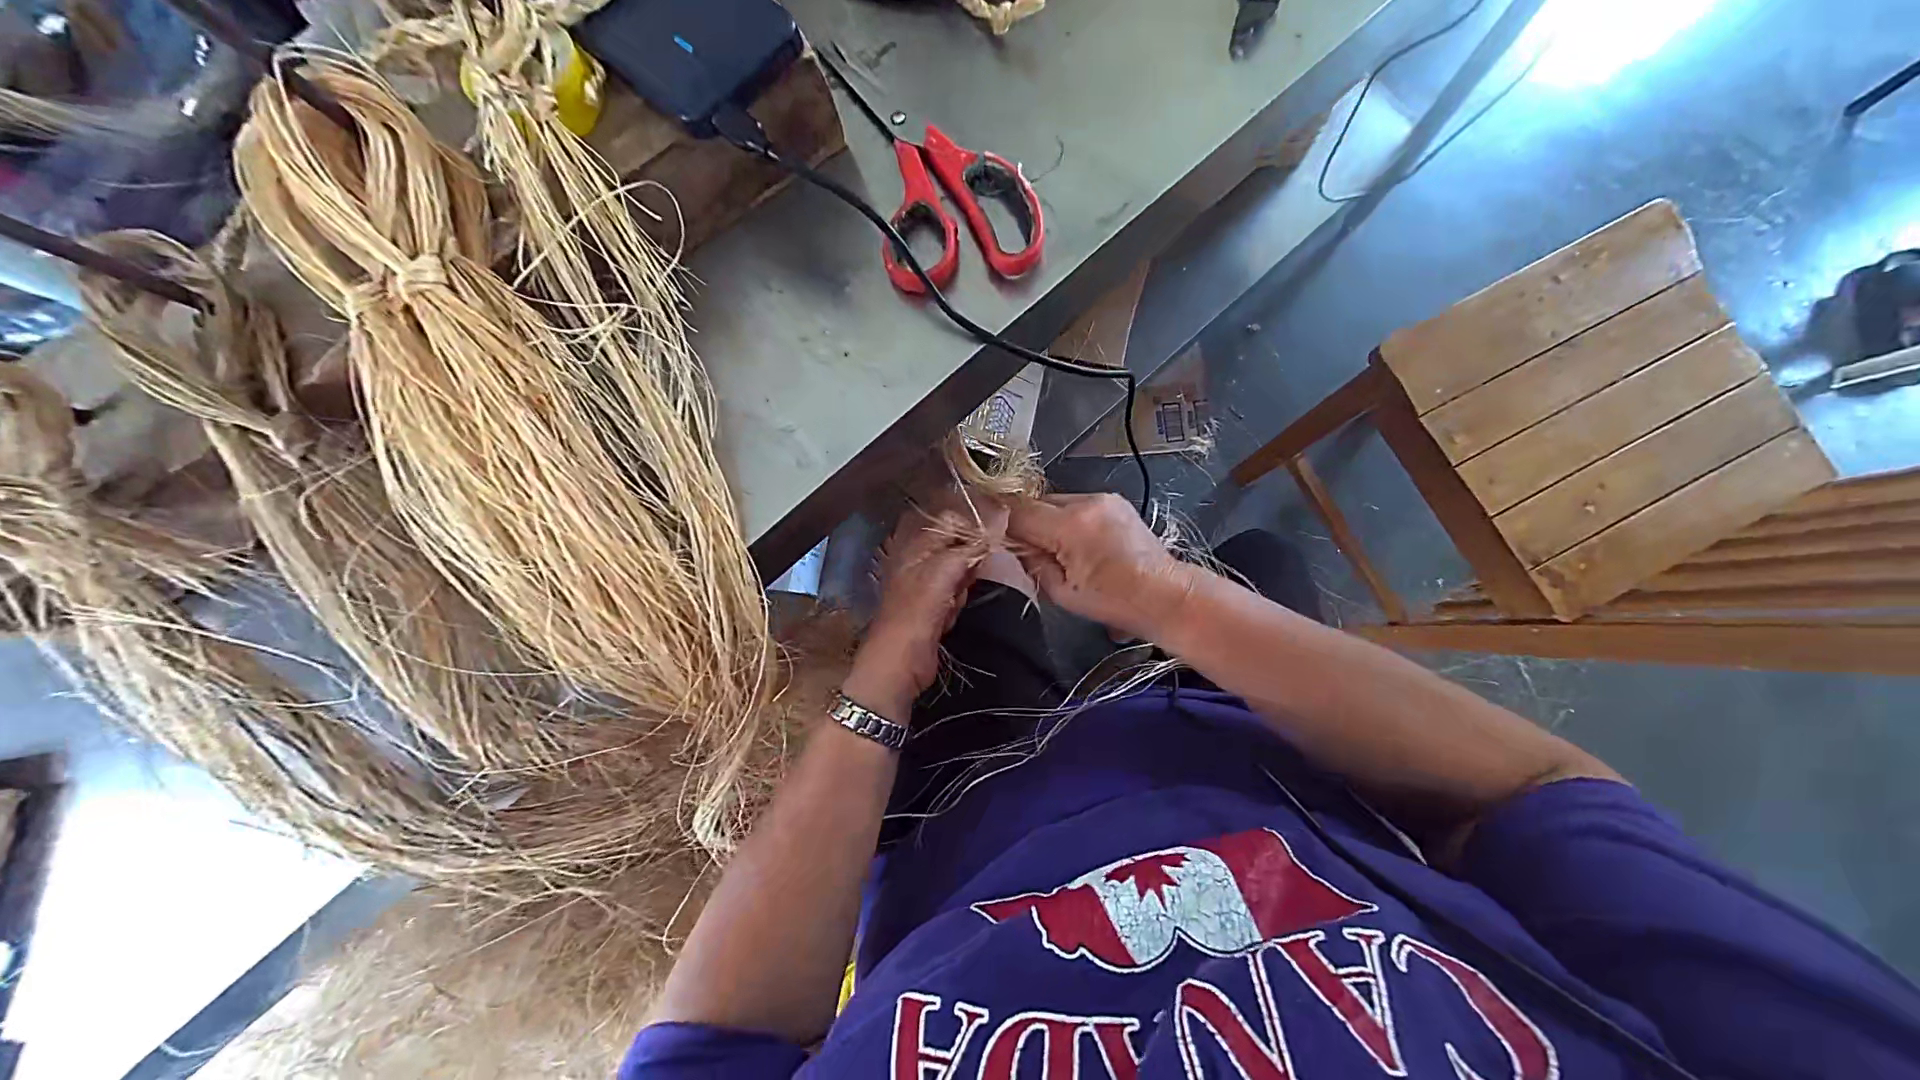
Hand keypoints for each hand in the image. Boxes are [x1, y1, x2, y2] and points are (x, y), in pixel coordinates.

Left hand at [843, 509, 987, 721]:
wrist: (899, 665)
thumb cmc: (916, 614)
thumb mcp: (942, 572)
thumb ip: (969, 546)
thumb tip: (998, 518)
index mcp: (915, 544)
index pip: (951, 519)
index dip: (974, 526)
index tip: (993, 539)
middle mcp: (919, 558)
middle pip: (960, 546)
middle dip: (969, 563)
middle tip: (962, 581)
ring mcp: (926, 582)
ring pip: (962, 571)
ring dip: (963, 587)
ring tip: (950, 603)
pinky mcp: (934, 605)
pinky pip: (958, 594)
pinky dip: (957, 604)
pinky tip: (947, 617)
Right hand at [1005, 493, 1196, 640]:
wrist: (1166, 596)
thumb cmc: (1116, 601)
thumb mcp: (1062, 591)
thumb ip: (1032, 563)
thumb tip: (1014, 548)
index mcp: (1070, 525)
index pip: (1018, 512)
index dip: (1003, 526)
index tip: (997, 539)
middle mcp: (1087, 502)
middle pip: (1037, 504)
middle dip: (1028, 525)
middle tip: (1031, 554)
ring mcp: (1104, 499)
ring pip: (1056, 503)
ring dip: (1049, 522)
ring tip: (1060, 552)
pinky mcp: (1115, 502)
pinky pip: (1078, 505)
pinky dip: (1069, 521)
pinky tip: (1078, 545)